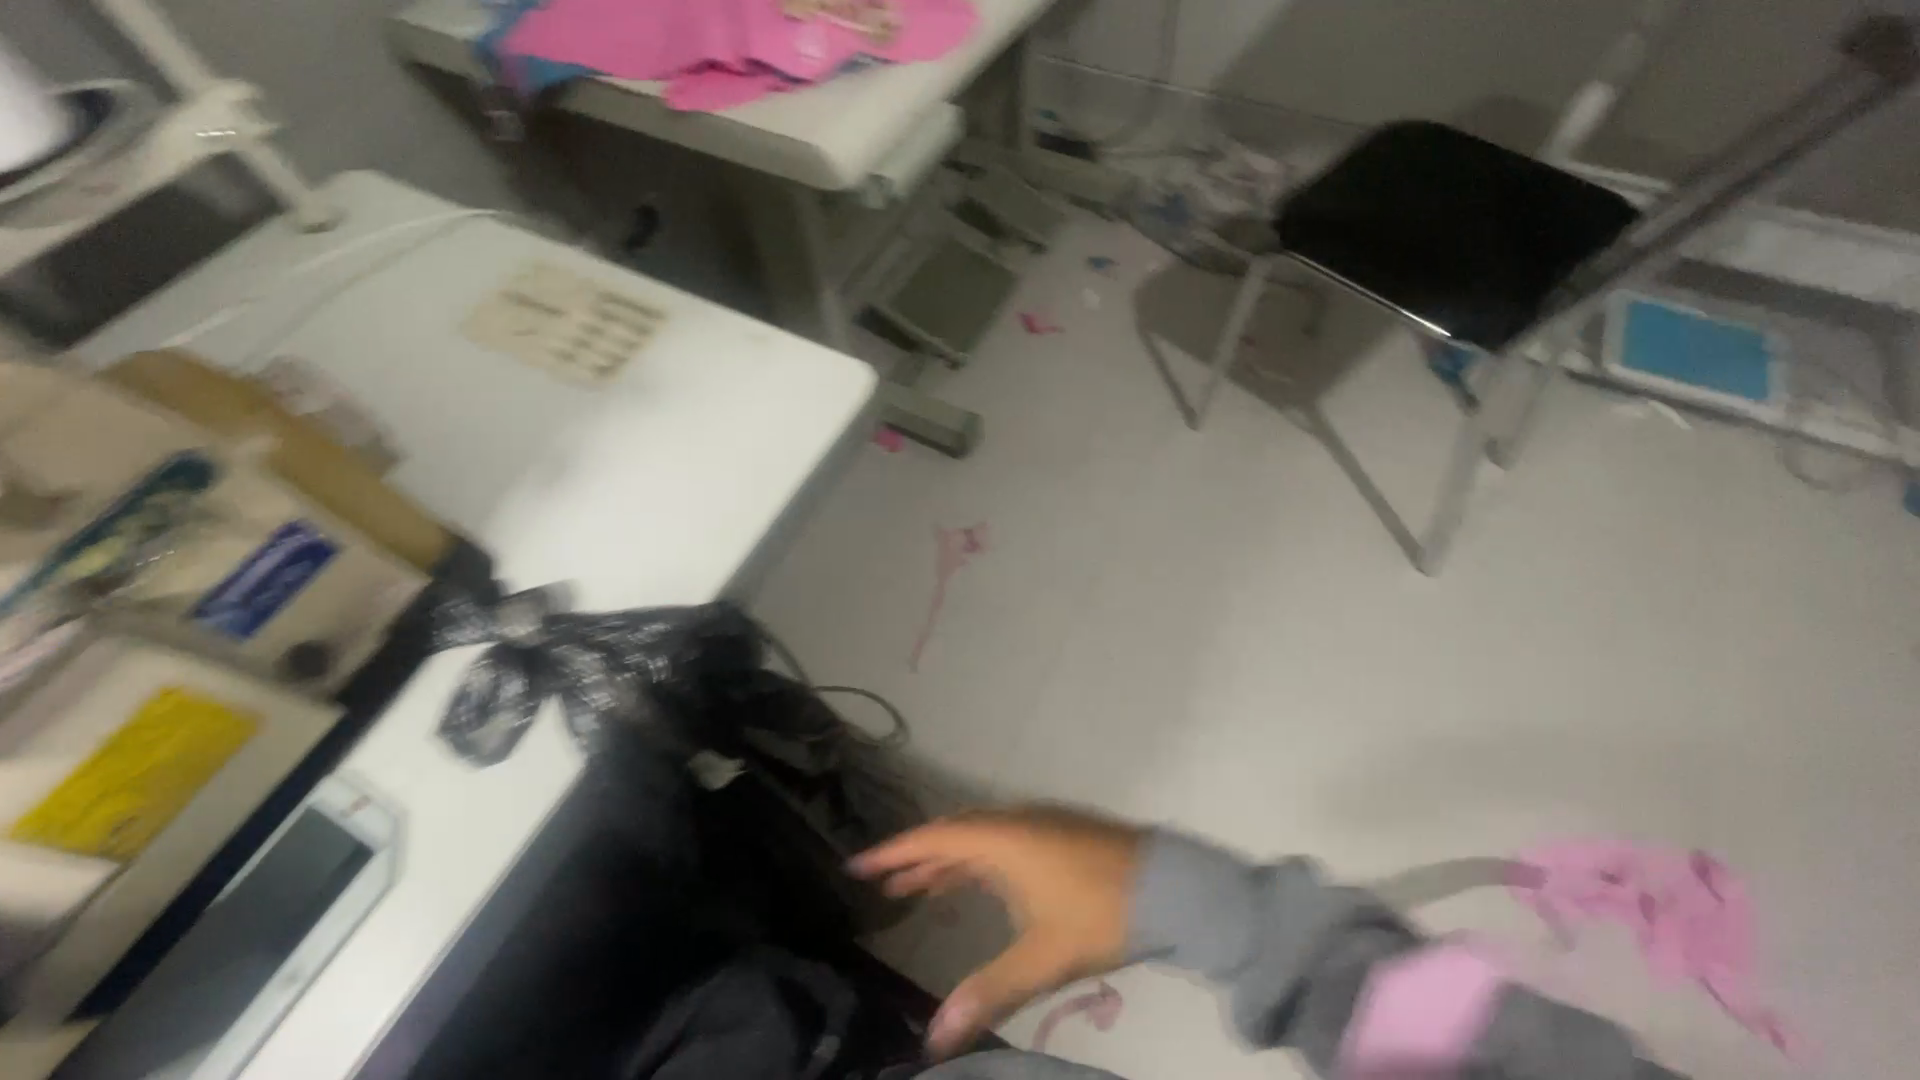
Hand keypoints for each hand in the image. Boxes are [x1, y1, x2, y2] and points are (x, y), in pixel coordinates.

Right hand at [848, 805, 1145, 1058]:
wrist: (1174, 886)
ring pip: (978, 838)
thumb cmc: (1101, 913)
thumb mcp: (1044, 958)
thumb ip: (988, 993)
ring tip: (916, 889)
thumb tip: (933, 1037)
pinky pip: (1000, 842)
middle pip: (952, 834)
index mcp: (1002, 840)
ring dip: (946, 860)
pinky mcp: (1058, 835)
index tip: (857, 867)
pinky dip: (975, 861)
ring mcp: (1039, 826)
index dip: (893, 853)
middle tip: (883, 885)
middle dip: (915, 858)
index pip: (932, 840)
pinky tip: (978, 885)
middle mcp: (1014, 823)